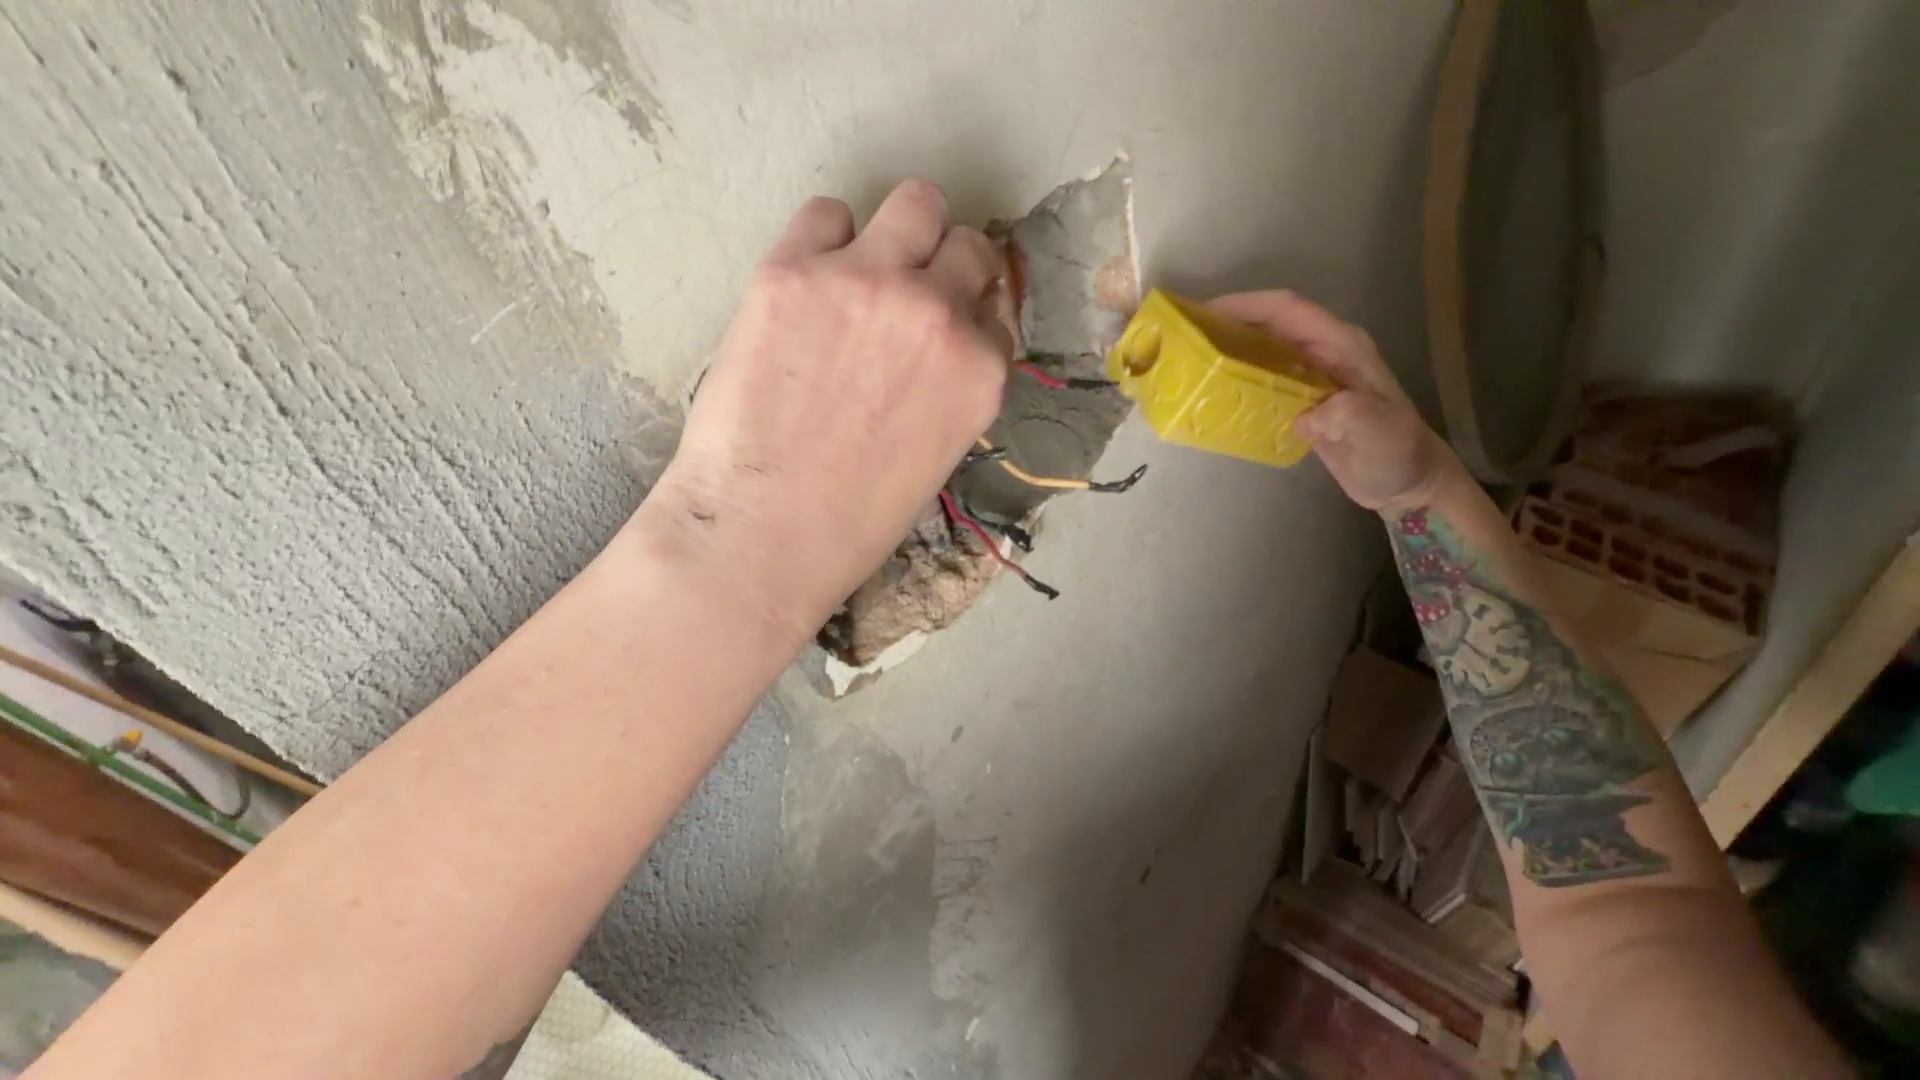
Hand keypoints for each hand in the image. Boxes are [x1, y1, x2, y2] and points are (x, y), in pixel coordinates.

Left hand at [639, 180, 1012, 635]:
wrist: (760, 535)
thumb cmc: (852, 521)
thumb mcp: (937, 453)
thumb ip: (953, 384)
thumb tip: (940, 337)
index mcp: (981, 372)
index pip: (994, 309)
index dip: (964, 318)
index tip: (937, 333)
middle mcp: (938, 315)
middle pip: (965, 244)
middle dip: (942, 267)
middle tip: (901, 299)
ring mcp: (867, 284)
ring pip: (914, 202)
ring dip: (897, 233)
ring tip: (859, 274)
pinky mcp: (793, 270)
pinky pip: (826, 213)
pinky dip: (823, 241)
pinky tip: (806, 287)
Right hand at [1208, 291, 1451, 513]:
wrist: (1406, 483)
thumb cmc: (1397, 453)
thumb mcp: (1380, 433)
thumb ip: (1349, 415)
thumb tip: (1307, 414)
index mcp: (1341, 346)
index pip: (1288, 311)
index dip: (1246, 305)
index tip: (1203, 314)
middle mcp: (1323, 352)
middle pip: (1268, 323)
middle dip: (1226, 323)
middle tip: (1183, 338)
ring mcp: (1310, 375)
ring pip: (1261, 348)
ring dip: (1226, 349)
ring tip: (1188, 361)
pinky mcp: (1300, 399)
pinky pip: (1261, 377)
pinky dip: (1235, 378)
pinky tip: (1211, 393)